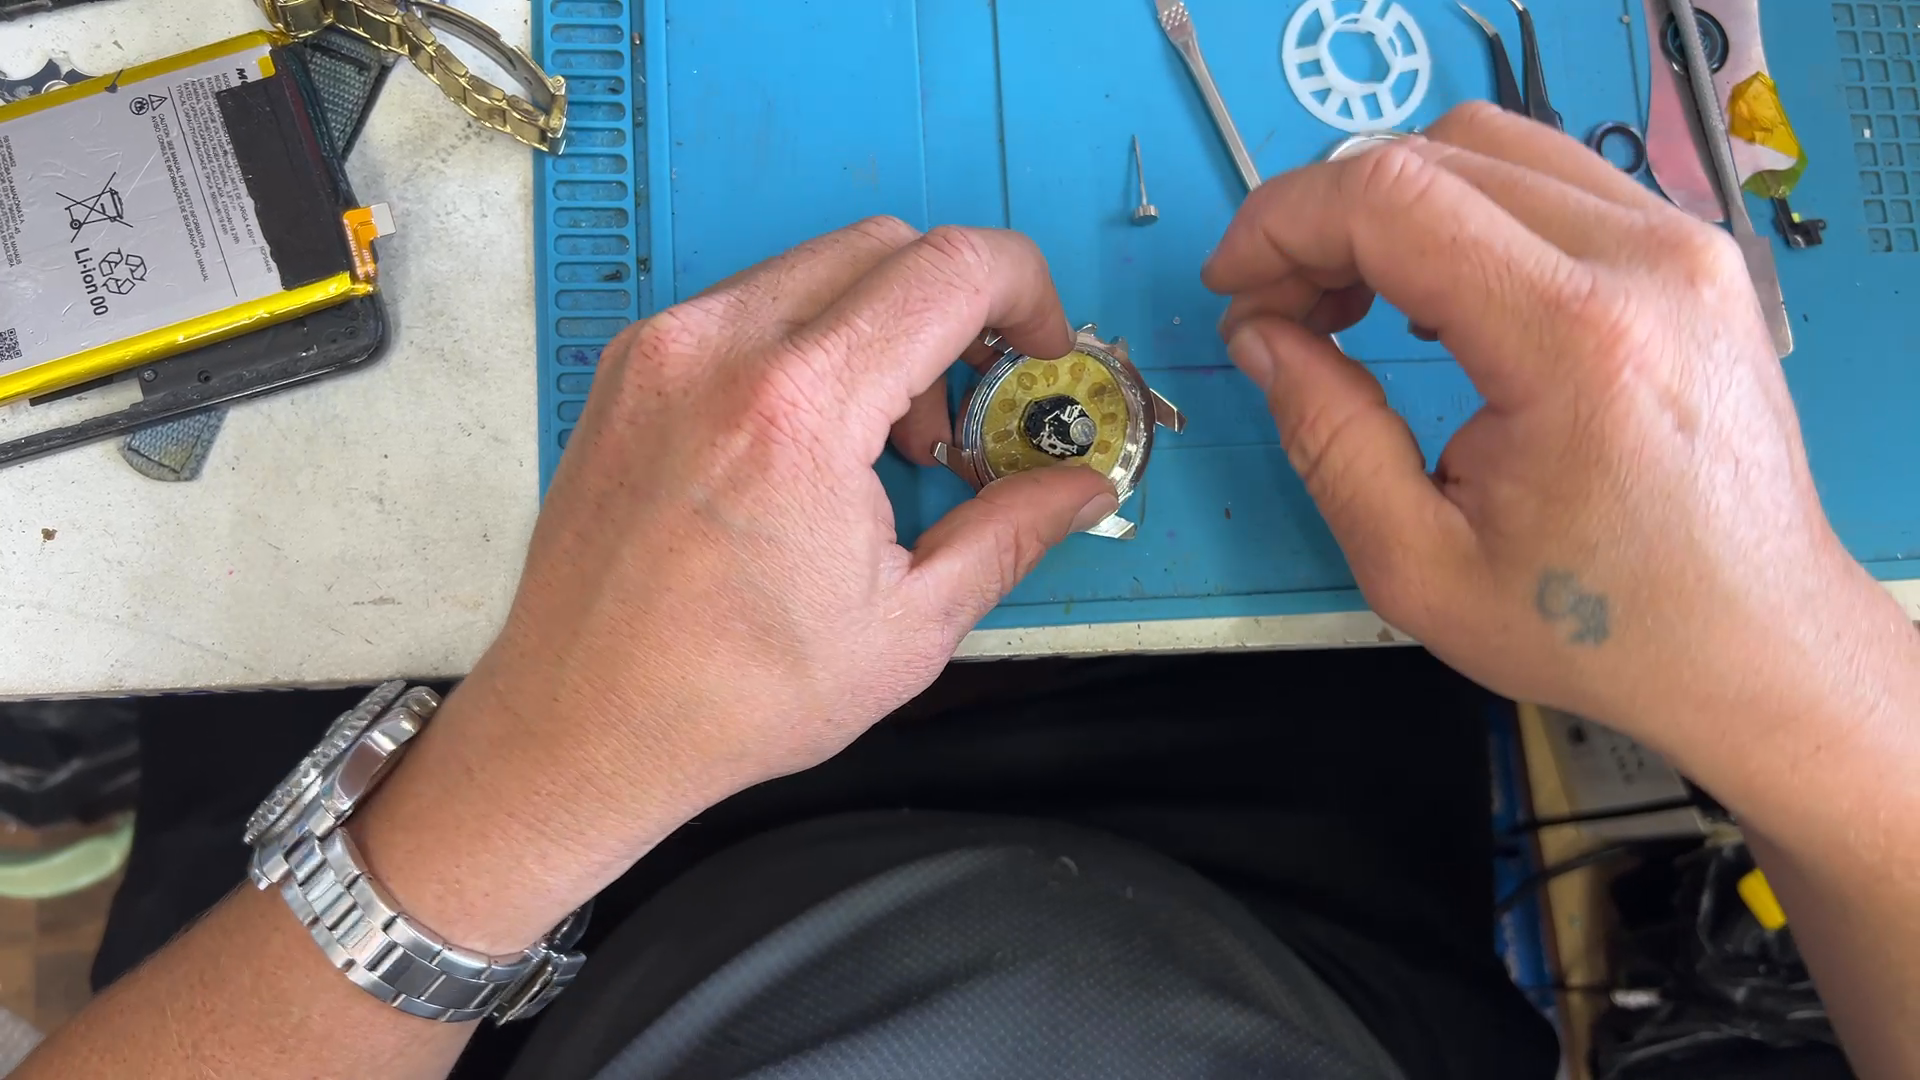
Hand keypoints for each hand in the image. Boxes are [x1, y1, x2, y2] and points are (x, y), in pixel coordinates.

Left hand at [495, 218, 1112, 799]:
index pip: (949, 270)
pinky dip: (818, 341)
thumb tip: (1083, 487)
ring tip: (893, 438)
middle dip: (960, 310)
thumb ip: (1013, 534)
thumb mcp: (908, 626)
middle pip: (890, 249)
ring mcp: (664, 348)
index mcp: (800, 410)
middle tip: (975, 402)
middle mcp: (719, 348)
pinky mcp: (634, 367)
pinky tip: (820, 436)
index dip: (1024, 292)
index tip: (1039, 349)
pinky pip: (756, 305)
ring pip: (820, 270)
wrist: (581, 727)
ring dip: (888, 329)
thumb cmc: (737, 696)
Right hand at [1205, 104, 1901, 759]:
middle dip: (1313, 220)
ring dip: (1373, 214)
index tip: (1226, 290)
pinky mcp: (1680, 256)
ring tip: (1330, 305)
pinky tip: (1411, 300)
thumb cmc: (1576, 624)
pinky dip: (1438, 219)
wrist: (1749, 646)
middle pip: (1431, 158)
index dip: (1279, 225)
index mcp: (1571, 339)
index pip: (1392, 202)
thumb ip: (1323, 435)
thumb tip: (1257, 335)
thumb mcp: (1408, 560)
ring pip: (1482, 150)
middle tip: (1267, 311)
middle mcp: (1643, 257)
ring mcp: (1677, 243)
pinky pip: (1532, 183)